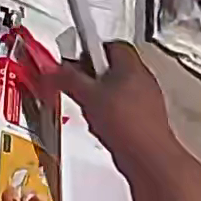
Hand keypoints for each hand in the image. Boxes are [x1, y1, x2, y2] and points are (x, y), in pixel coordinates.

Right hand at [46, 43, 181, 171]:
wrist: (146, 156)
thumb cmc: (127, 123)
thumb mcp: (87, 96)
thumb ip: (68, 79)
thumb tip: (54, 69)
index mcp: (131, 66)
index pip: (111, 44)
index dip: (90, 50)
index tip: (75, 59)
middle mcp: (142, 79)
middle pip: (111, 68)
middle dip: (91, 77)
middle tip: (78, 86)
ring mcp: (145, 100)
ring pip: (115, 90)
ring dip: (98, 98)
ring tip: (89, 109)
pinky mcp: (143, 119)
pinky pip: (121, 109)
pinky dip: (107, 114)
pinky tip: (100, 125)